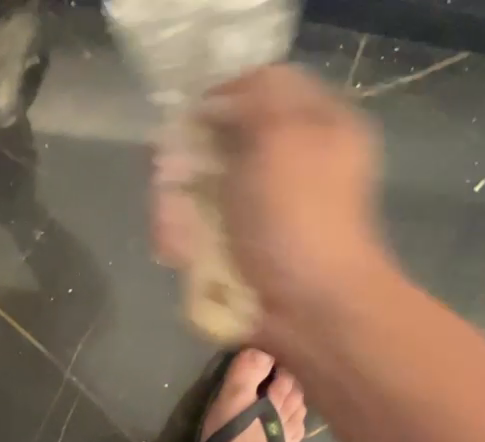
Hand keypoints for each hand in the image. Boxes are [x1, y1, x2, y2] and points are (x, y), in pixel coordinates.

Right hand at [152, 65, 391, 329]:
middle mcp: (286, 163)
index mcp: (314, 126)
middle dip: (185, 165)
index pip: (260, 88)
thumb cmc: (300, 219)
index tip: (189, 120)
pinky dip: (180, 242)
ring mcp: (257, 211)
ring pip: (196, 191)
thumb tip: (216, 101)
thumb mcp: (285, 136)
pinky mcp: (235, 250)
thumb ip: (254, 99)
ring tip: (177, 235)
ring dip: (175, 210)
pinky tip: (179, 256)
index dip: (220, 99)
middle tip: (170, 181)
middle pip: (217, 144)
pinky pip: (194, 233)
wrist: (307, 309)